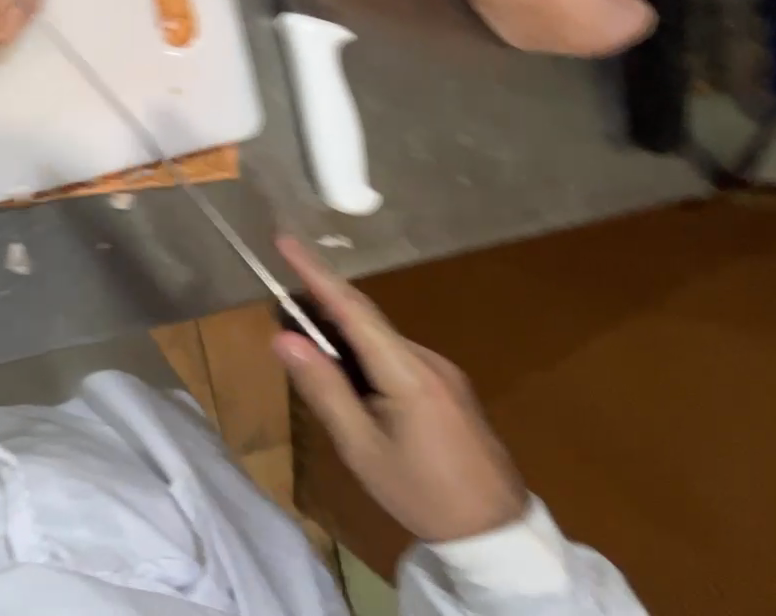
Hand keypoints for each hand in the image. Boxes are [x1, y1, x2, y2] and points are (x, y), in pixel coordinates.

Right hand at [273, 238, 528, 543]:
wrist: (497, 535)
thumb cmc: (421, 493)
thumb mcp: (360, 447)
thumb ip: (322, 388)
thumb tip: (283, 339)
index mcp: (407, 373)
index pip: (352, 309)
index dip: (315, 273)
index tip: (285, 241)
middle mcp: (428, 360)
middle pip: (364, 318)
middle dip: (319, 303)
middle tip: (278, 305)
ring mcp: (442, 372)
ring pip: (379, 338)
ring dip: (339, 334)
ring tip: (303, 346)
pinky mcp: (448, 388)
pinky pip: (394, 355)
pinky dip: (361, 353)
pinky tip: (345, 377)